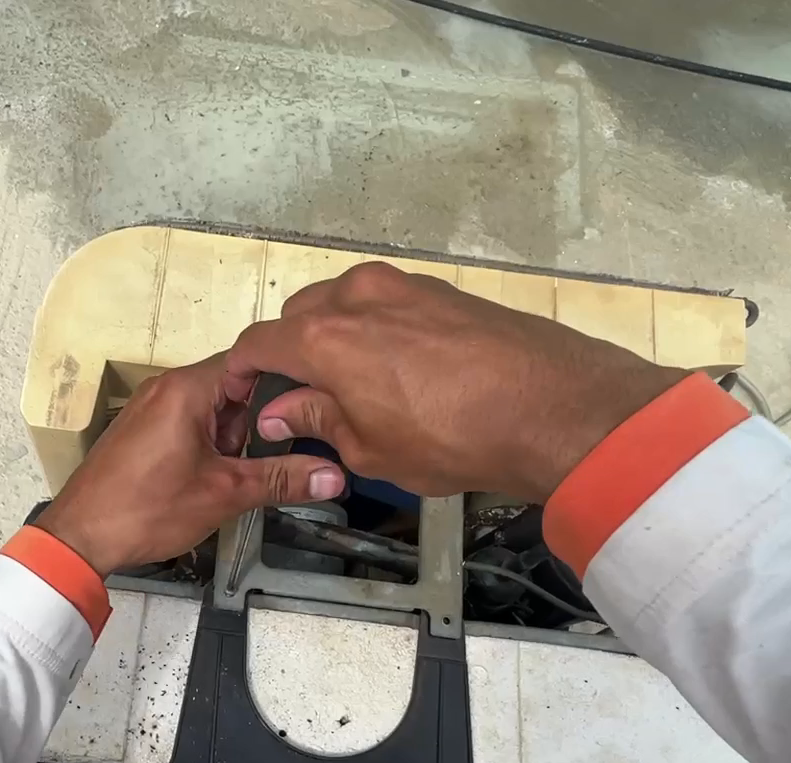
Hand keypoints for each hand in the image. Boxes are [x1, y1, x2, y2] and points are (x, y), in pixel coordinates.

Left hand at [35, 355, 346, 575]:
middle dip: (257, 421)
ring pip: (213, 408)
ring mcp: (151, 407)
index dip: (285, 384)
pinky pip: (188, 423)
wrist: (79, 538)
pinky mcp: (142, 430)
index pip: (252, 361)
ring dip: (232, 438)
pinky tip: (210, 477)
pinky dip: (208, 444)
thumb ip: (281, 479)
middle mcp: (167, 386)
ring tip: (235, 474)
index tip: (309, 413)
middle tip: (269, 458)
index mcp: (188, 388)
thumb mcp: (224, 494)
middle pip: (234, 386)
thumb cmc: (148, 509)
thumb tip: (336, 475)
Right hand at [225, 262, 687, 503]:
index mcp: (323, 337)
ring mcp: (402, 285)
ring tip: (347, 381)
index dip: (238, 372)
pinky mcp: (441, 289)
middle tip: (298, 396)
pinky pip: (383, 303)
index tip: (239, 397)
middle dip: (286, 353)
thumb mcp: (367, 447)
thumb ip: (314, 419)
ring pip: (341, 302)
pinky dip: (370, 328)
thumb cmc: (447, 439)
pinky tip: (393, 365)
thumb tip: (277, 411)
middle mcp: (355, 297)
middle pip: (297, 315)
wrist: (552, 408)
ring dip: (329, 335)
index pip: (256, 344)